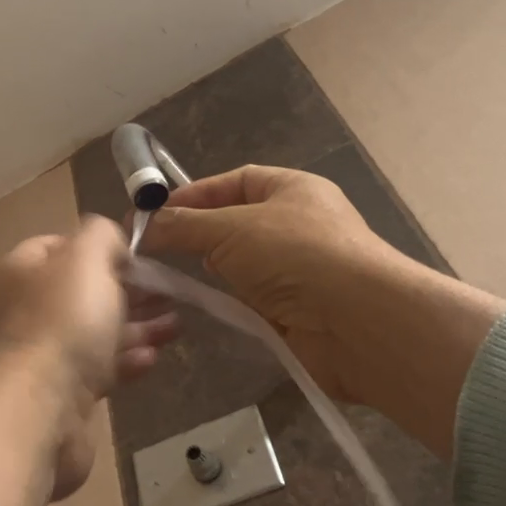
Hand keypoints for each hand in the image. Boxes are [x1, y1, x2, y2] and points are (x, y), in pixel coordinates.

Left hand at [0, 216, 178, 498]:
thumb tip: (110, 239)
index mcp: (24, 270)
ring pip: (94, 331)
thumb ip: (100, 236)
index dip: (101, 247)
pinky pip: (97, 369)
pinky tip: (153, 359)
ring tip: (175, 325)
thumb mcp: (86, 260)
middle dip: (128, 290)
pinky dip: (125, 361)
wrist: (39, 411)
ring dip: (135, 326)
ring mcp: (41, 352)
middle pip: (82, 290)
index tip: (140, 257)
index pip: (61, 245)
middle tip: (170, 293)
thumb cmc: (62, 324)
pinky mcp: (60, 392)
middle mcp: (26, 308)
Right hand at [140, 165, 505, 457]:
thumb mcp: (228, 228)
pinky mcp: (297, 309)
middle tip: (157, 249)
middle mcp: (297, 223)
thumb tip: (144, 227)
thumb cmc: (296, 255)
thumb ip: (182, 225)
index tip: (152, 215)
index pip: (232, 182)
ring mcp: (299, 268)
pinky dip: (228, 300)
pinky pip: (251, 298)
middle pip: (234, 222)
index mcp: (291, 188)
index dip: (191, 195)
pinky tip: (205, 306)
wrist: (361, 323)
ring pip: (241, 262)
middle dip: (197, 234)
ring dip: (212, 269)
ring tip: (173, 278)